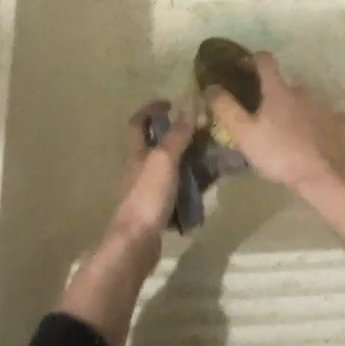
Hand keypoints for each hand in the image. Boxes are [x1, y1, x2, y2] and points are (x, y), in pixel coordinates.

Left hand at [109, 98, 199, 243]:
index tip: (170, 102)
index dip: (151, 109)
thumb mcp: (165, 159)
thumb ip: (178, 132)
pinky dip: (187, 189)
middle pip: (154, 146)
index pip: (138, 123)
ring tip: (209, 160)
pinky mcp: (154, 213)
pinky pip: (173, 194)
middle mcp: (138, 170)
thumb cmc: (147, 196)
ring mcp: (145, 193)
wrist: (135, 245)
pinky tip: (203, 191)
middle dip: (175, 136)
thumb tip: (191, 100)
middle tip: (200, 132)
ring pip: (166, 170)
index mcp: (137, 154)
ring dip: (184, 163)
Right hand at [207, 51, 344, 193]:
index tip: (242, 68)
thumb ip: (226, 108)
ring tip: (286, 132)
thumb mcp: (244, 133)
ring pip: (305, 101)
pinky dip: (317, 124)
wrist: (322, 176)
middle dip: (273, 94)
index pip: (265, 60)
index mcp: (279, 90)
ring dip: (295, 110)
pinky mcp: (340, 123)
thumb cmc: (279, 153)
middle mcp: (303, 91)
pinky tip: (313, 139)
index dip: (251, 60)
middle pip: (285, 85)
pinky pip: (326, 118)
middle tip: (262, 115)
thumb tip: (210, 86)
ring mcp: (324, 106)